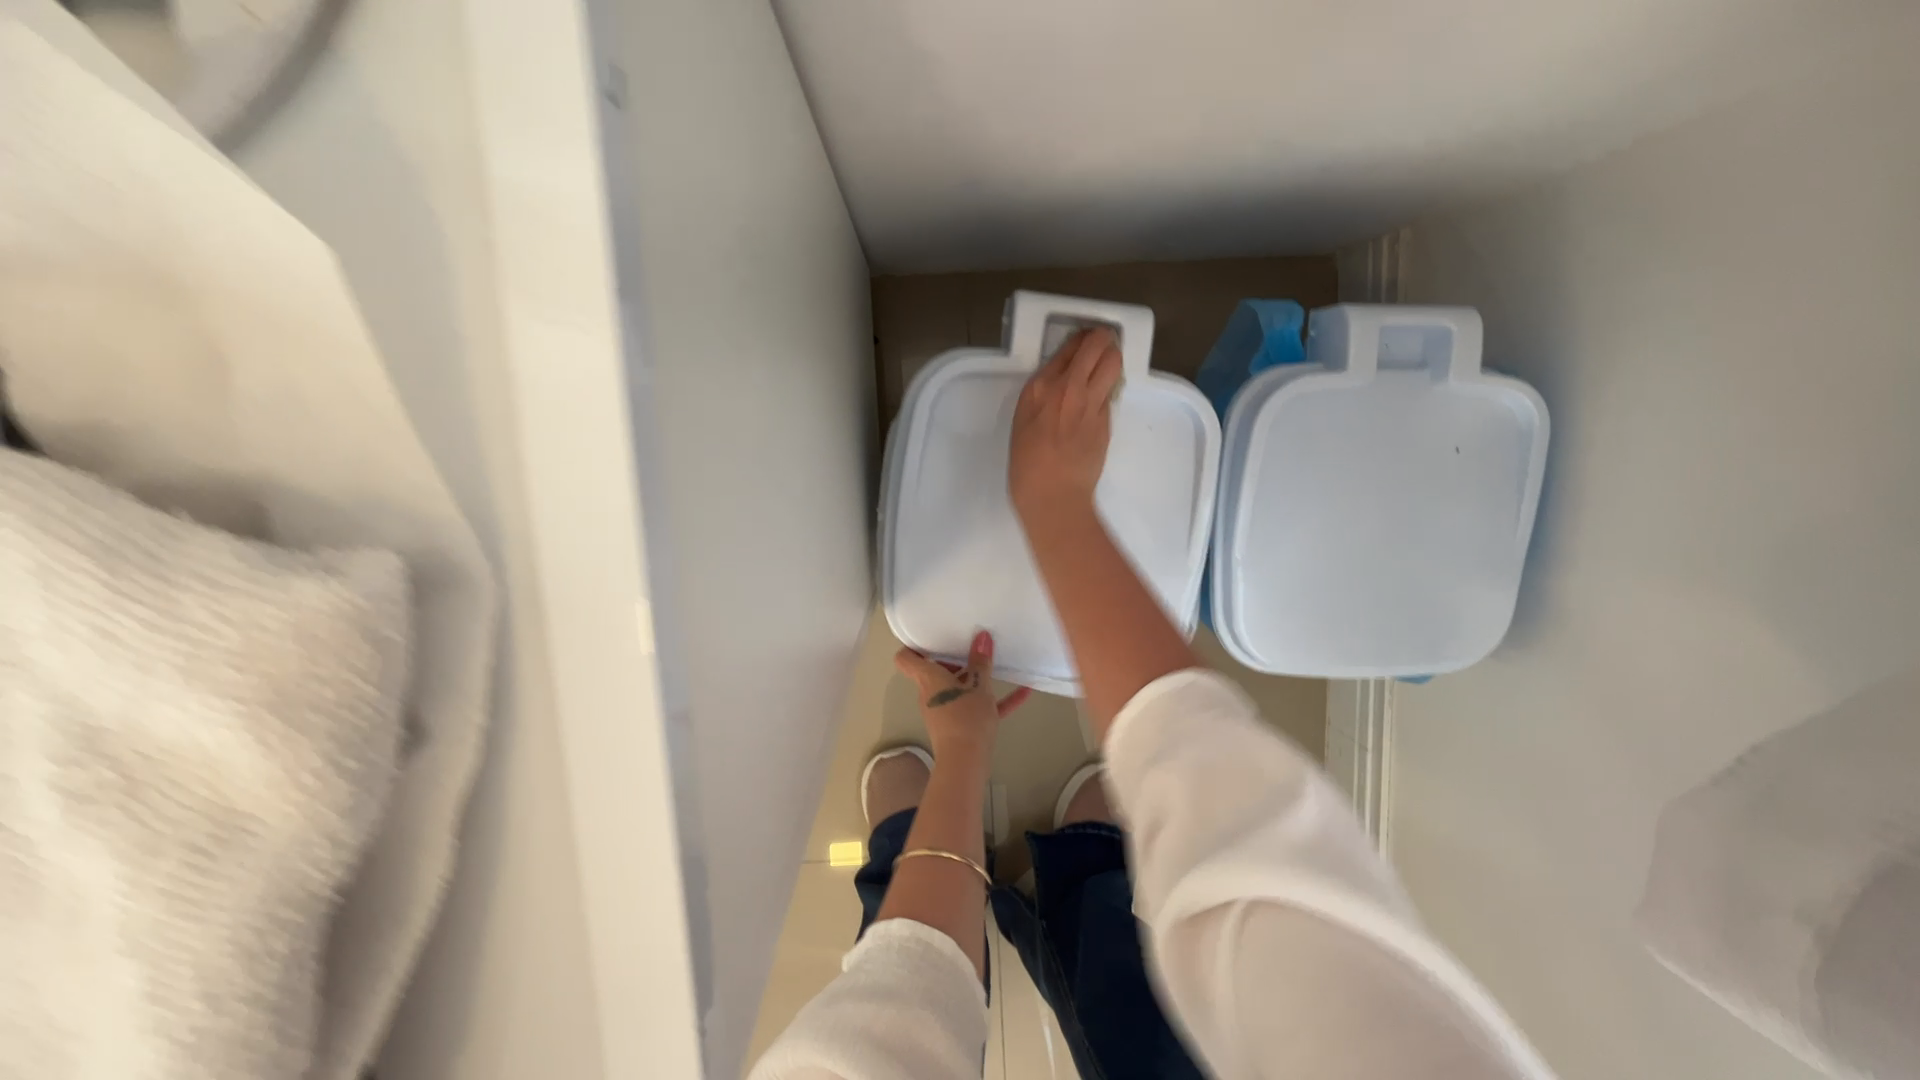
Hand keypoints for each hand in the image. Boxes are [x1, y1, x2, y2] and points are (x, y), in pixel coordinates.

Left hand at [893, 630, 1030, 758]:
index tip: (933, 636)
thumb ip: (980, 661)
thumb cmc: (966, 717)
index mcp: (928, 679)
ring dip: (974, 680)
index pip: (906, 658)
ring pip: (956, 689)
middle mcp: (930, 693)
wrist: (965, 762)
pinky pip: (975, 707)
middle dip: (954, 661)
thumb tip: (981, 637)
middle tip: (973, 647)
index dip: (914, 646)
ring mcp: (943, 710)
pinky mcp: (958, 726)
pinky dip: (994, 700)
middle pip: (935, 671)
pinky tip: (1023, 692)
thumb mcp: (978, 686)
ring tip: (996, 665)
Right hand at [1008, 327, 1124, 522]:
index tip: (1083, 340)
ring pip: (1112, 362)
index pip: (1068, 347)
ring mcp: (1091, 402)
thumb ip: (1042, 398)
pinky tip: (1101, 397)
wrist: (1053, 495)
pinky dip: (1108, 389)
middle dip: (1103, 339)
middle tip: (1102, 342)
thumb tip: (1061, 385)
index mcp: (1039, 387)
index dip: (1080, 340)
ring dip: (1113, 356)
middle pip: (1096, 345)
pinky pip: (1111, 393)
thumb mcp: (1023, 422)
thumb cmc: (1027, 466)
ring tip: (1109, 361)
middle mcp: (1067, 387)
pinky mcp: (1106, 419)